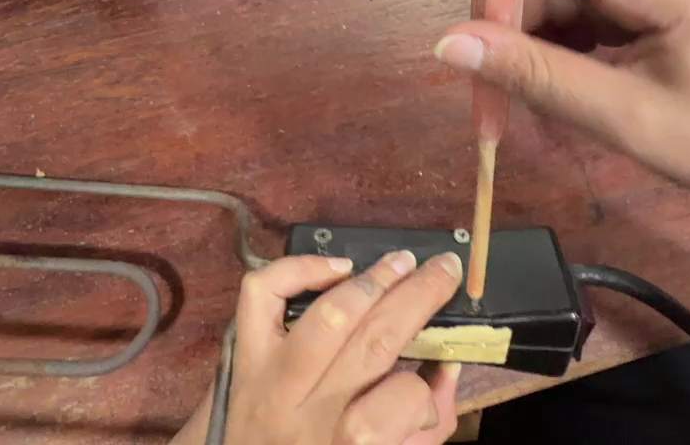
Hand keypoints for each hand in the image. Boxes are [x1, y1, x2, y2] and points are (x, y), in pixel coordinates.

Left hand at [172, 252, 463, 444]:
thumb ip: (420, 429)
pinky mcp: (243, 353)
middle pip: (372, 343)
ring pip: (327, 316)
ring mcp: (269, 379)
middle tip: (444, 268)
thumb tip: (447, 363)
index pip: (402, 403)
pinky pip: (262, 296)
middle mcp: (307, 413)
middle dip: (417, 296)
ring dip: (372, 281)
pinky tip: (336, 268)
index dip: (428, 385)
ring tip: (402, 262)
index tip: (442, 366)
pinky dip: (299, 269)